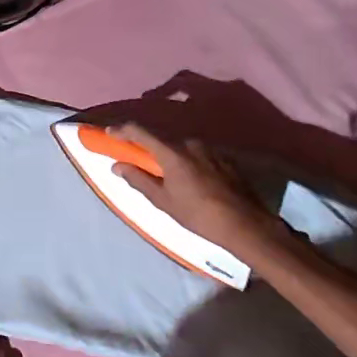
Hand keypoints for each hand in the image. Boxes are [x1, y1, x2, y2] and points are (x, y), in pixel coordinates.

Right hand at [107, 123, 278, 251]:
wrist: (248, 226)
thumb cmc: (199, 215)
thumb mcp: (163, 201)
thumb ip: (138, 179)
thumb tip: (118, 166)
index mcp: (172, 152)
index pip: (140, 132)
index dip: (122, 130)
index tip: (108, 133)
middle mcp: (191, 144)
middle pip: (161, 138)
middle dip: (145, 145)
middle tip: (135, 156)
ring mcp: (211, 150)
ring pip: (180, 146)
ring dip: (167, 153)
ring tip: (163, 171)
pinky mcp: (225, 160)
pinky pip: (196, 154)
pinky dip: (185, 160)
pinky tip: (188, 178)